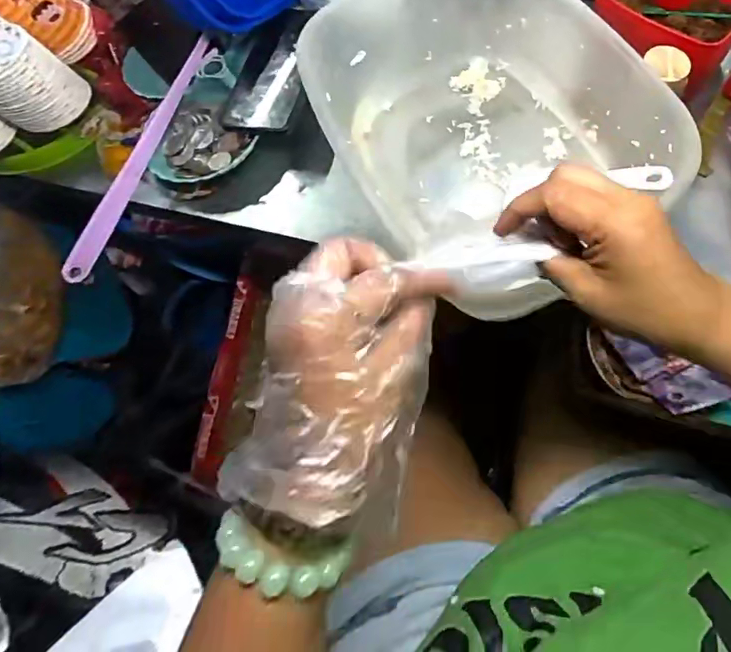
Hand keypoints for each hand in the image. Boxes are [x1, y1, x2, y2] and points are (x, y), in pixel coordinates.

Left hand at [217, 239, 440, 531]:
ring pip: (326, 267)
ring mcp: (284, 315)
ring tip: (389, 302)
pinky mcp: (283, 330)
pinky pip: (318, 289)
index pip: (383, 277)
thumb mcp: (393, 371)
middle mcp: (297, 304)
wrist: (299, 480)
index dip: (420, 277)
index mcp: (325, 315)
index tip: (447, 280)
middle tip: (402, 285)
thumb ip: (410, 321)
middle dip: (376, 259)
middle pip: (339, 251)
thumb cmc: (351, 426)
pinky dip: (345, 291)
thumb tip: (422, 294)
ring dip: (360, 274)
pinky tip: (369, 316)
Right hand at [495, 164, 730, 354]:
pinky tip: (575, 235)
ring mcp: (635, 196)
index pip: (554, 193)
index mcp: (613, 219)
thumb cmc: (644, 311)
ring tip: (555, 239)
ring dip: (557, 200)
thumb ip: (554, 263)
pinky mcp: (639, 203)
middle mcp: (625, 196)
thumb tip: (532, 246)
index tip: (503, 233)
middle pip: (566, 174)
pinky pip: (597, 189)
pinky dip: (576, 204)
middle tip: (530, 235)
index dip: (521, 208)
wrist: (697, 312)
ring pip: (581, 178)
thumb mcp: (589, 295)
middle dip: (538, 198)